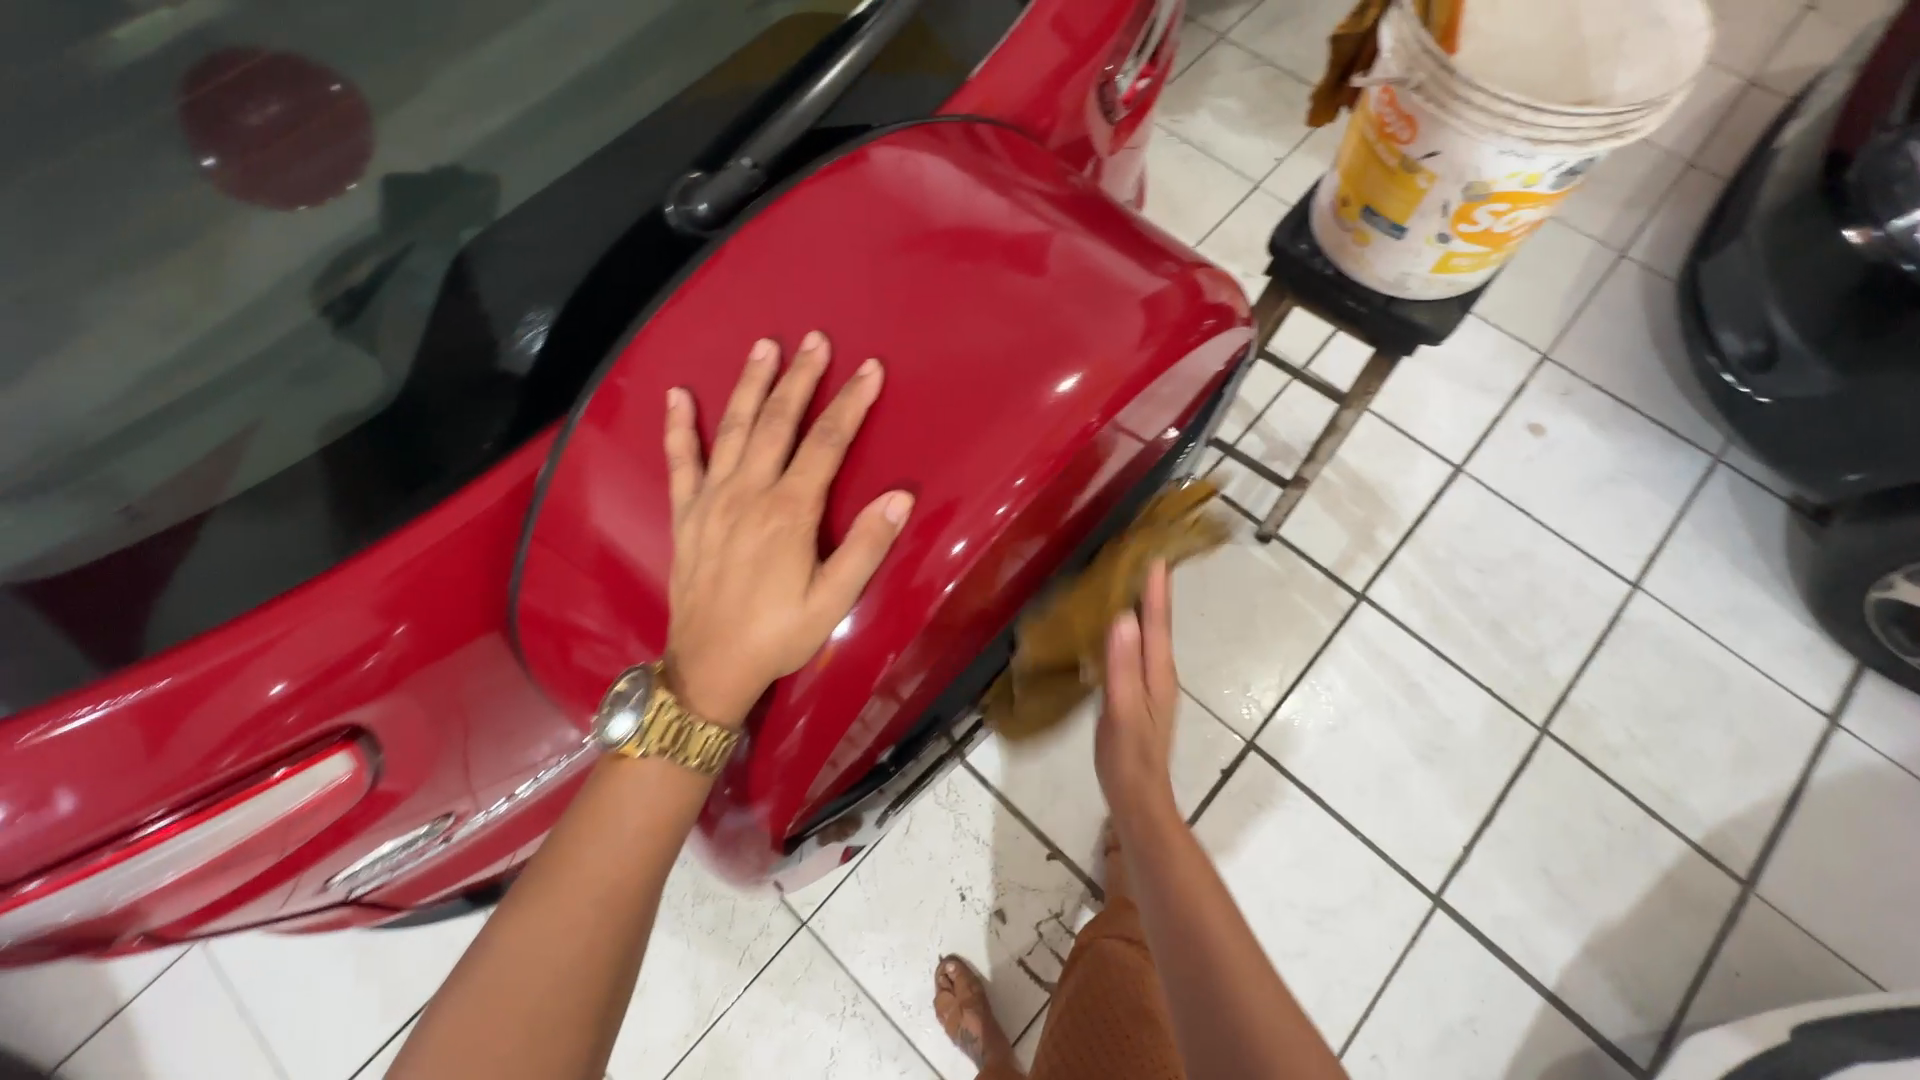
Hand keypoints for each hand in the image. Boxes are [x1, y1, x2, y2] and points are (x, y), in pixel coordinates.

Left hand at [661, 332, 913, 727]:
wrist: (709, 667)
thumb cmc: (778, 636)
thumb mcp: (833, 603)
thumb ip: (865, 547)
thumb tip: (899, 497)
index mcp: (789, 513)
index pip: (826, 444)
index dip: (850, 403)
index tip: (869, 370)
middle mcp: (748, 494)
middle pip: (777, 423)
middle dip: (800, 378)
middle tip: (816, 339)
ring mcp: (711, 501)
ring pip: (733, 429)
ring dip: (749, 385)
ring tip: (764, 346)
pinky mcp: (686, 515)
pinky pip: (680, 462)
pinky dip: (678, 427)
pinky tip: (677, 395)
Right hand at [1096, 559, 1180, 821]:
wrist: (1138, 800)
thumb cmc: (1129, 757)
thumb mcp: (1123, 710)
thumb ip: (1122, 665)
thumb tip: (1122, 617)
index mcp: (1157, 672)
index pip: (1157, 622)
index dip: (1155, 589)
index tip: (1155, 554)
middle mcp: (1158, 674)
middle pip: (1156, 625)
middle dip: (1150, 591)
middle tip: (1138, 558)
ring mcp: (1150, 687)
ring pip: (1147, 638)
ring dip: (1140, 610)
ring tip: (1126, 584)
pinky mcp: (1137, 697)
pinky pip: (1134, 653)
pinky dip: (1128, 633)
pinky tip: (1113, 632)